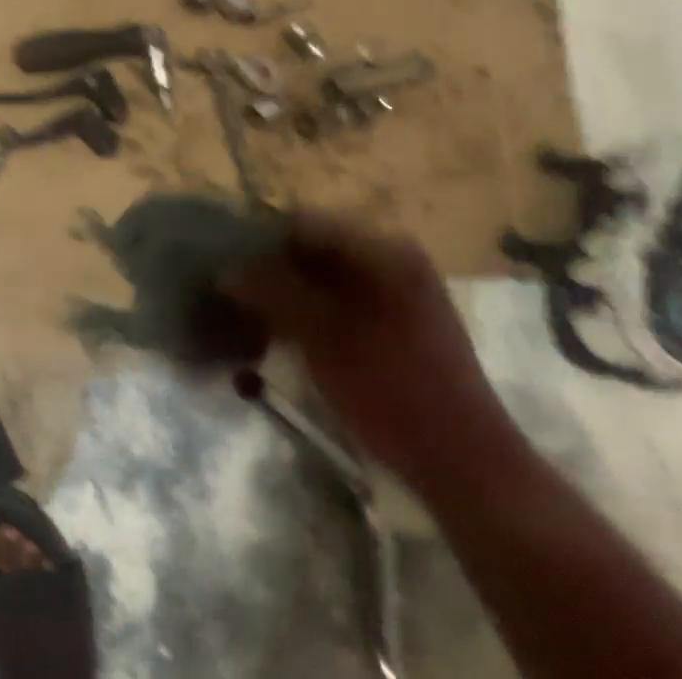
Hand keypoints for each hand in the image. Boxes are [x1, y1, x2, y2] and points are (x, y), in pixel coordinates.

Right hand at [219, 211, 514, 484]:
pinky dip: (302, 318)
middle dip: (267, 272)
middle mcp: (392, 264)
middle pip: (311, 252)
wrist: (457, 456)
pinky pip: (334, 307)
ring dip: (280, 298)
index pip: (303, 225)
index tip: (224, 270)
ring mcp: (394, 297)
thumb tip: (225, 270)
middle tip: (227, 299)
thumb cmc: (390, 386)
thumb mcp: (321, 334)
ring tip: (243, 321)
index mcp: (384, 252)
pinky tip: (274, 340)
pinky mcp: (390, 329)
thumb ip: (271, 292)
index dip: (260, 243)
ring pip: (319, 282)